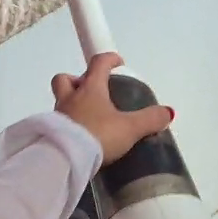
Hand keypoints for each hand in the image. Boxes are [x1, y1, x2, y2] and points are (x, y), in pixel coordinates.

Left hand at [50, 53, 174, 164]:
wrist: (65, 158)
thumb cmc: (99, 135)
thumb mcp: (130, 128)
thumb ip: (150, 119)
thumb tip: (167, 112)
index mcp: (90, 89)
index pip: (98, 64)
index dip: (109, 59)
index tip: (118, 63)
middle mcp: (70, 97)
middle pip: (65, 79)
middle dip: (77, 80)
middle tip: (92, 92)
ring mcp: (57, 115)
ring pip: (60, 100)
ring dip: (72, 104)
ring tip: (88, 117)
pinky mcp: (50, 133)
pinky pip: (58, 122)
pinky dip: (68, 125)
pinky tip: (79, 136)